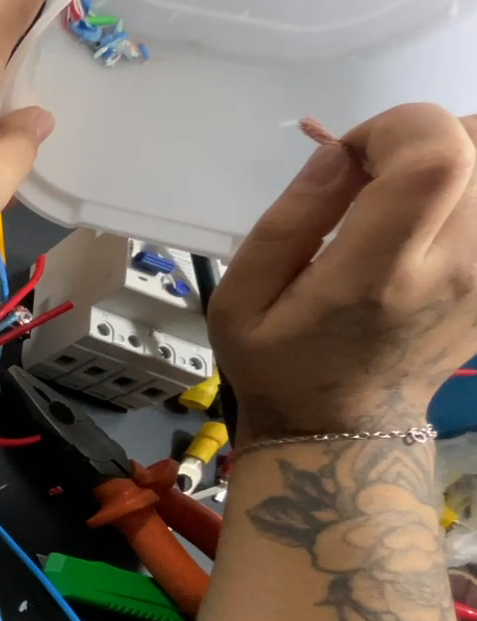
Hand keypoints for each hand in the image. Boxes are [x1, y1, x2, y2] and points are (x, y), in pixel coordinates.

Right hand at [214, 104, 476, 440]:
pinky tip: (430, 219)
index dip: (394, 130)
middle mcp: (460, 264)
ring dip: (454, 160)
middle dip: (423, 141)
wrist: (341, 420)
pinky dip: (469, 190)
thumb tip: (334, 155)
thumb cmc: (274, 363)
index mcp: (376, 276)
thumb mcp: (236, 304)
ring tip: (404, 198)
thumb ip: (283, 227)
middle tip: (369, 182)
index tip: (348, 157)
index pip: (435, 157)